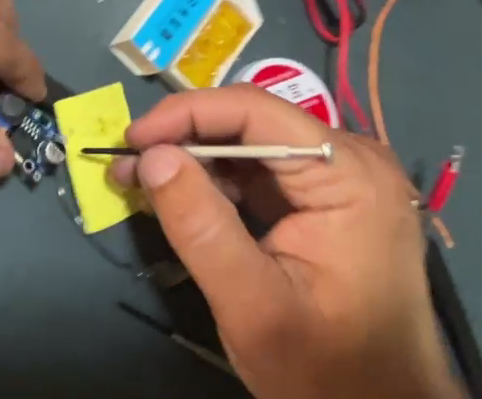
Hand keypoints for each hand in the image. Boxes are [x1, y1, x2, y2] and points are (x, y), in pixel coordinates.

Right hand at [108, 86, 459, 398]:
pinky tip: (179, 197)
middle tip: (127, 165)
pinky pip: (262, 171)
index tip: (132, 139)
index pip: (254, 111)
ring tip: (140, 181)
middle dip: (183, 140)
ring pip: (250, 144)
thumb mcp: (252, 304)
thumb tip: (150, 155)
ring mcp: (344, 178)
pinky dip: (217, 182)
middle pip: (251, 122)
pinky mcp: (330, 198)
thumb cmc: (327, 370)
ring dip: (194, 161)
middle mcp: (354, 160)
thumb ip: (200, 226)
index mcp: (350, 175)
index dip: (186, 114)